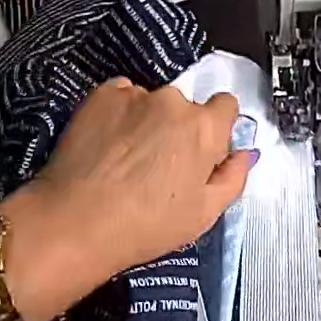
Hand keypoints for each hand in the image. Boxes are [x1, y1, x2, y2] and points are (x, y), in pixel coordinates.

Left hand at [0, 78, 254, 320]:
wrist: (76, 222)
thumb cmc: (145, 224)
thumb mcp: (205, 214)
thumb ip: (233, 178)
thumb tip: (244, 155)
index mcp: (205, 128)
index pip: (226, 106)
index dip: (217, 129)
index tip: (202, 151)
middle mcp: (173, 102)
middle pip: (186, 108)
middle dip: (179, 129)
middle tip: (160, 167)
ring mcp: (135, 95)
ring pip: (152, 103)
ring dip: (147, 121)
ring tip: (127, 161)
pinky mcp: (101, 96)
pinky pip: (121, 98)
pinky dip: (119, 115)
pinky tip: (109, 147)